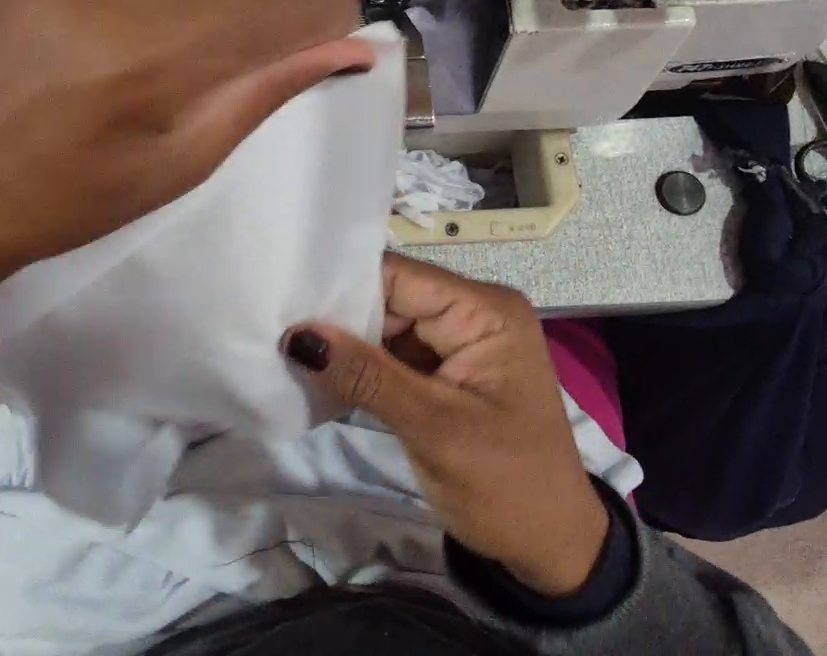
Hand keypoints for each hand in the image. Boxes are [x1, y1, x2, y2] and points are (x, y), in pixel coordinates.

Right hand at [284, 253, 610, 596]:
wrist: (550, 548)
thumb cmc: (506, 485)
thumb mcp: (435, 429)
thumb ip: (367, 376)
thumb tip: (298, 336)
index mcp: (486, 312)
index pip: (401, 277)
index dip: (345, 285)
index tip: (286, 296)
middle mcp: (472, 314)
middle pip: (389, 297)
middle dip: (339, 315)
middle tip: (276, 325)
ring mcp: (456, 343)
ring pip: (384, 326)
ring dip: (343, 343)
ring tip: (284, 346)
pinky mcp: (442, 371)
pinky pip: (390, 354)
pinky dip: (358, 366)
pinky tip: (315, 372)